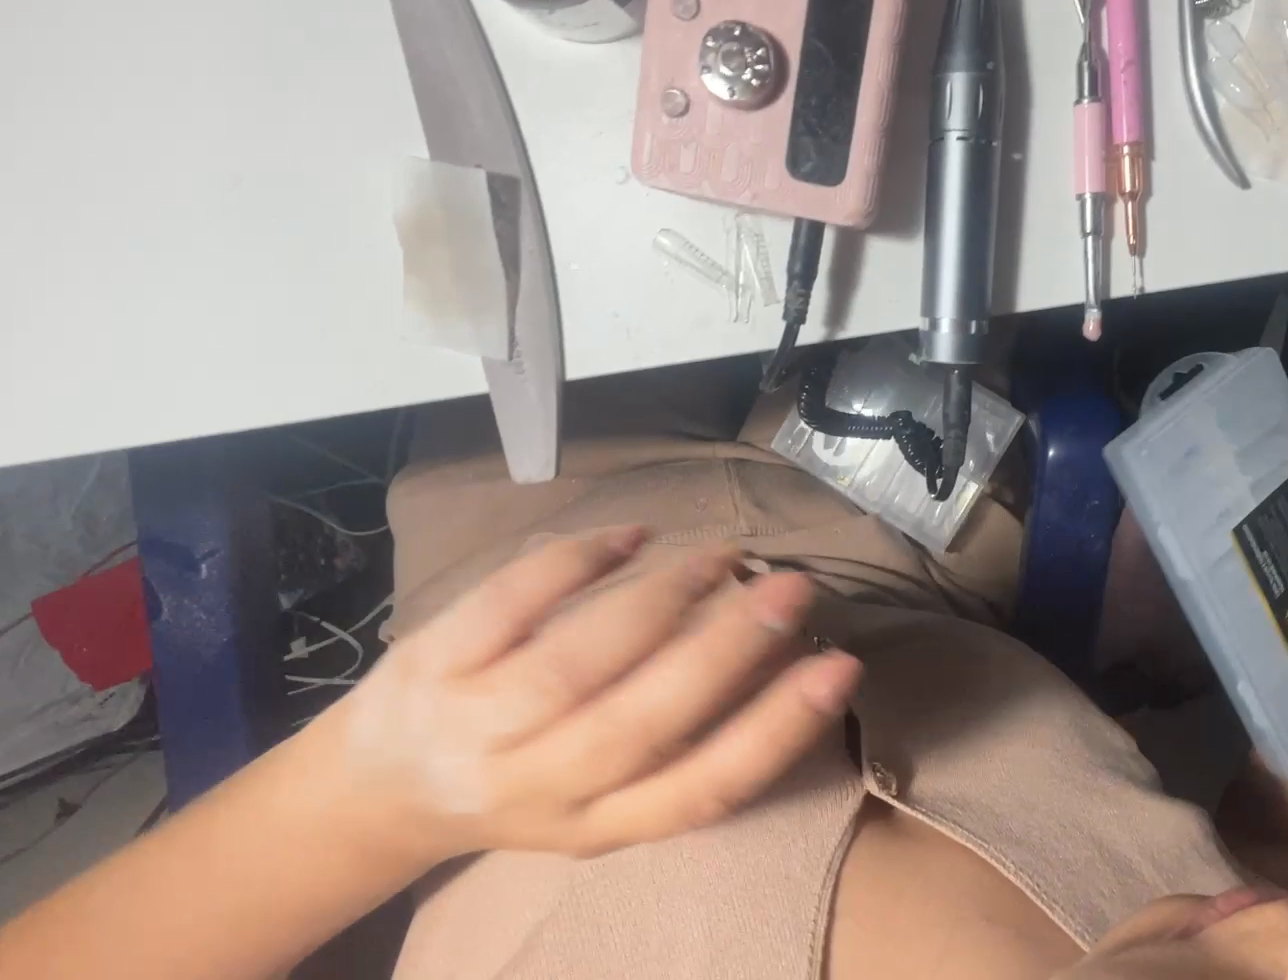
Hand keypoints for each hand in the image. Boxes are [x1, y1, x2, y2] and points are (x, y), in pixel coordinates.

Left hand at [309, 528, 861, 862]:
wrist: (377, 793)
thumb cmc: (525, 779)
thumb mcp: (603, 794)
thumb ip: (683, 735)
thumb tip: (777, 654)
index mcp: (599, 823)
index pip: (701, 788)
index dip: (776, 731)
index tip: (840, 669)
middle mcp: (540, 787)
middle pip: (642, 721)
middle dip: (729, 649)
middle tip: (792, 590)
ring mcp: (477, 727)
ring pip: (580, 659)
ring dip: (664, 598)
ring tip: (722, 558)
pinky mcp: (432, 665)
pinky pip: (510, 602)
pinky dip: (577, 562)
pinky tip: (631, 535)